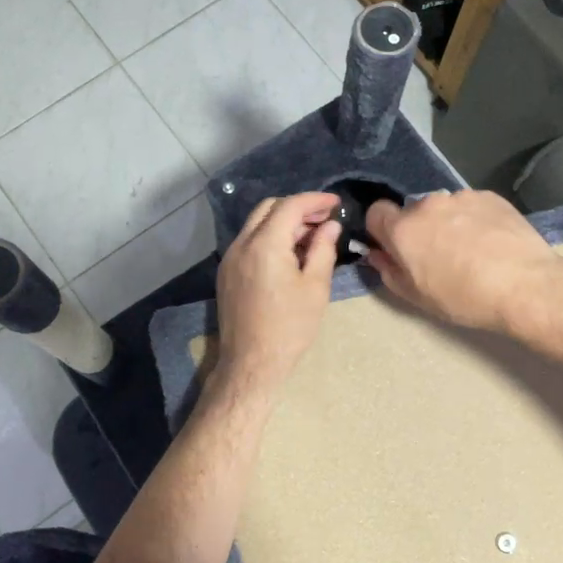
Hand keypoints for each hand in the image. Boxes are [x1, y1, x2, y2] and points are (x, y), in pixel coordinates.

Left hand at [215, 193, 342, 385]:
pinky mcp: (227, 273)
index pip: (290, 206)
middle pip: (269, 209)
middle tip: (323, 220)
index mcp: (265, 244)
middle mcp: (242, 244)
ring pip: (256, 225)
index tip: (335, 203)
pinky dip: (269, 239)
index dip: (315, 200)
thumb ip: (323, 249)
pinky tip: (289, 255)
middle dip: (297, 208)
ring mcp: (230, 258)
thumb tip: (330, 226)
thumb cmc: (290, 327)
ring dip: (282, 223)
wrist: (251, 362)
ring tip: (311, 238)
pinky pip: (249, 243)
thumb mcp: (315, 287)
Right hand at [364, 190, 559, 331]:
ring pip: (443, 209)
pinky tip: (490, 242)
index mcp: (403, 229)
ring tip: (470, 250)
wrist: (524, 285)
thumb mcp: (417, 296)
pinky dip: (474, 220)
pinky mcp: (490, 196)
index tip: (396, 249)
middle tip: (438, 257)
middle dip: (419, 230)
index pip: (376, 213)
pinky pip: (470, 206)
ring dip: (447, 223)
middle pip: (413, 212)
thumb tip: (377, 254)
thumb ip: (389, 271)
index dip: (383, 231)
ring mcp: (461, 197)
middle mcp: (428, 204)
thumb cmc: (464, 297)